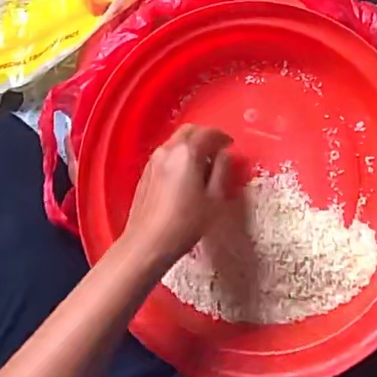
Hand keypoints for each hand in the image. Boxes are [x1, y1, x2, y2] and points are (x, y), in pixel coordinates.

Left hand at [119, 125, 234, 271]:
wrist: (146, 245)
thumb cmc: (185, 224)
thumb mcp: (214, 199)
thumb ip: (222, 170)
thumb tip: (226, 154)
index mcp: (188, 152)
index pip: (208, 132)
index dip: (223, 137)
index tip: (230, 145)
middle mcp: (168, 150)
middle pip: (189, 131)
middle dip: (205, 136)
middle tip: (217, 151)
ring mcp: (154, 161)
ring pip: (176, 141)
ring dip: (191, 145)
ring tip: (202, 165)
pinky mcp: (145, 174)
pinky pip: (166, 155)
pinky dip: (179, 156)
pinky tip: (184, 176)